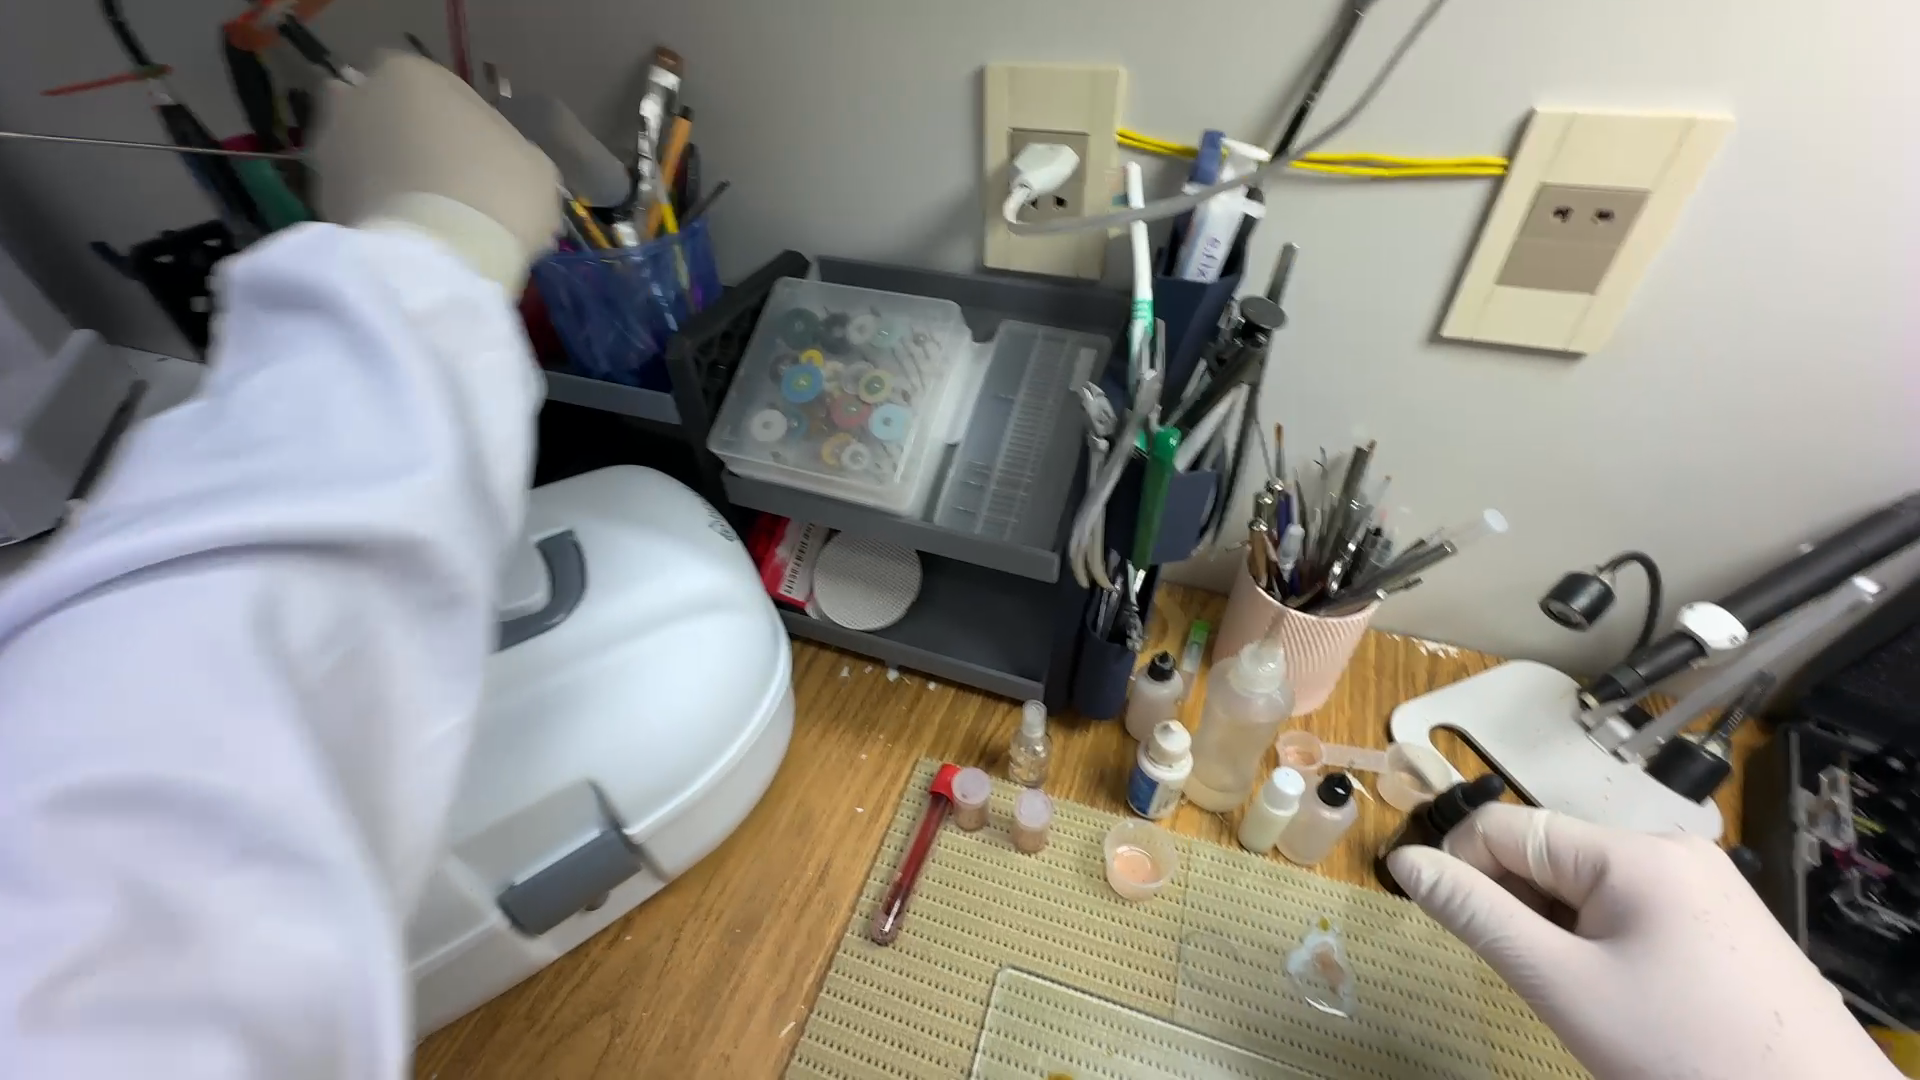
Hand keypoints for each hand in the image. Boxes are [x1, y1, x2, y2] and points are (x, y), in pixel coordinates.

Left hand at [311, 52, 560, 290]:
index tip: (499, 170)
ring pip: (379, 157)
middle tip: (465, 192)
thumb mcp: (537, 169)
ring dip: (403, 179)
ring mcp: (334, 142)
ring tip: (443, 223)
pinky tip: (421, 239)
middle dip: (428, 149)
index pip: (451, 96)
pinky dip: (387, 211)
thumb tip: (500, 163)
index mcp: (415, 75)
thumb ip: (514, 153)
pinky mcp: (323, 190)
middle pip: (404, 121)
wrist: (444, 255)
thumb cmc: (500, 196)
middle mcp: (361, 94)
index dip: (479, 134)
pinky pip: (365, 196)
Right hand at [1386, 803, 1896, 1079]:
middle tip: (1531, 974)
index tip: (1455, 929)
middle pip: (1542, 852)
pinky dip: (1595, 938)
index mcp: (1633, 852)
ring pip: (1579, 882)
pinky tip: (1618, 991)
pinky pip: (1623, 906)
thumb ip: (1473, 912)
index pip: (1501, 828)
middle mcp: (1669, 849)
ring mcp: (1703, 884)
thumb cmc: (1686, 1060)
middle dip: (1514, 904)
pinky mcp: (1722, 921)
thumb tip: (1402, 860)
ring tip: (1579, 991)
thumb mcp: (1560, 985)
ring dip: (1552, 924)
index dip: (1460, 869)